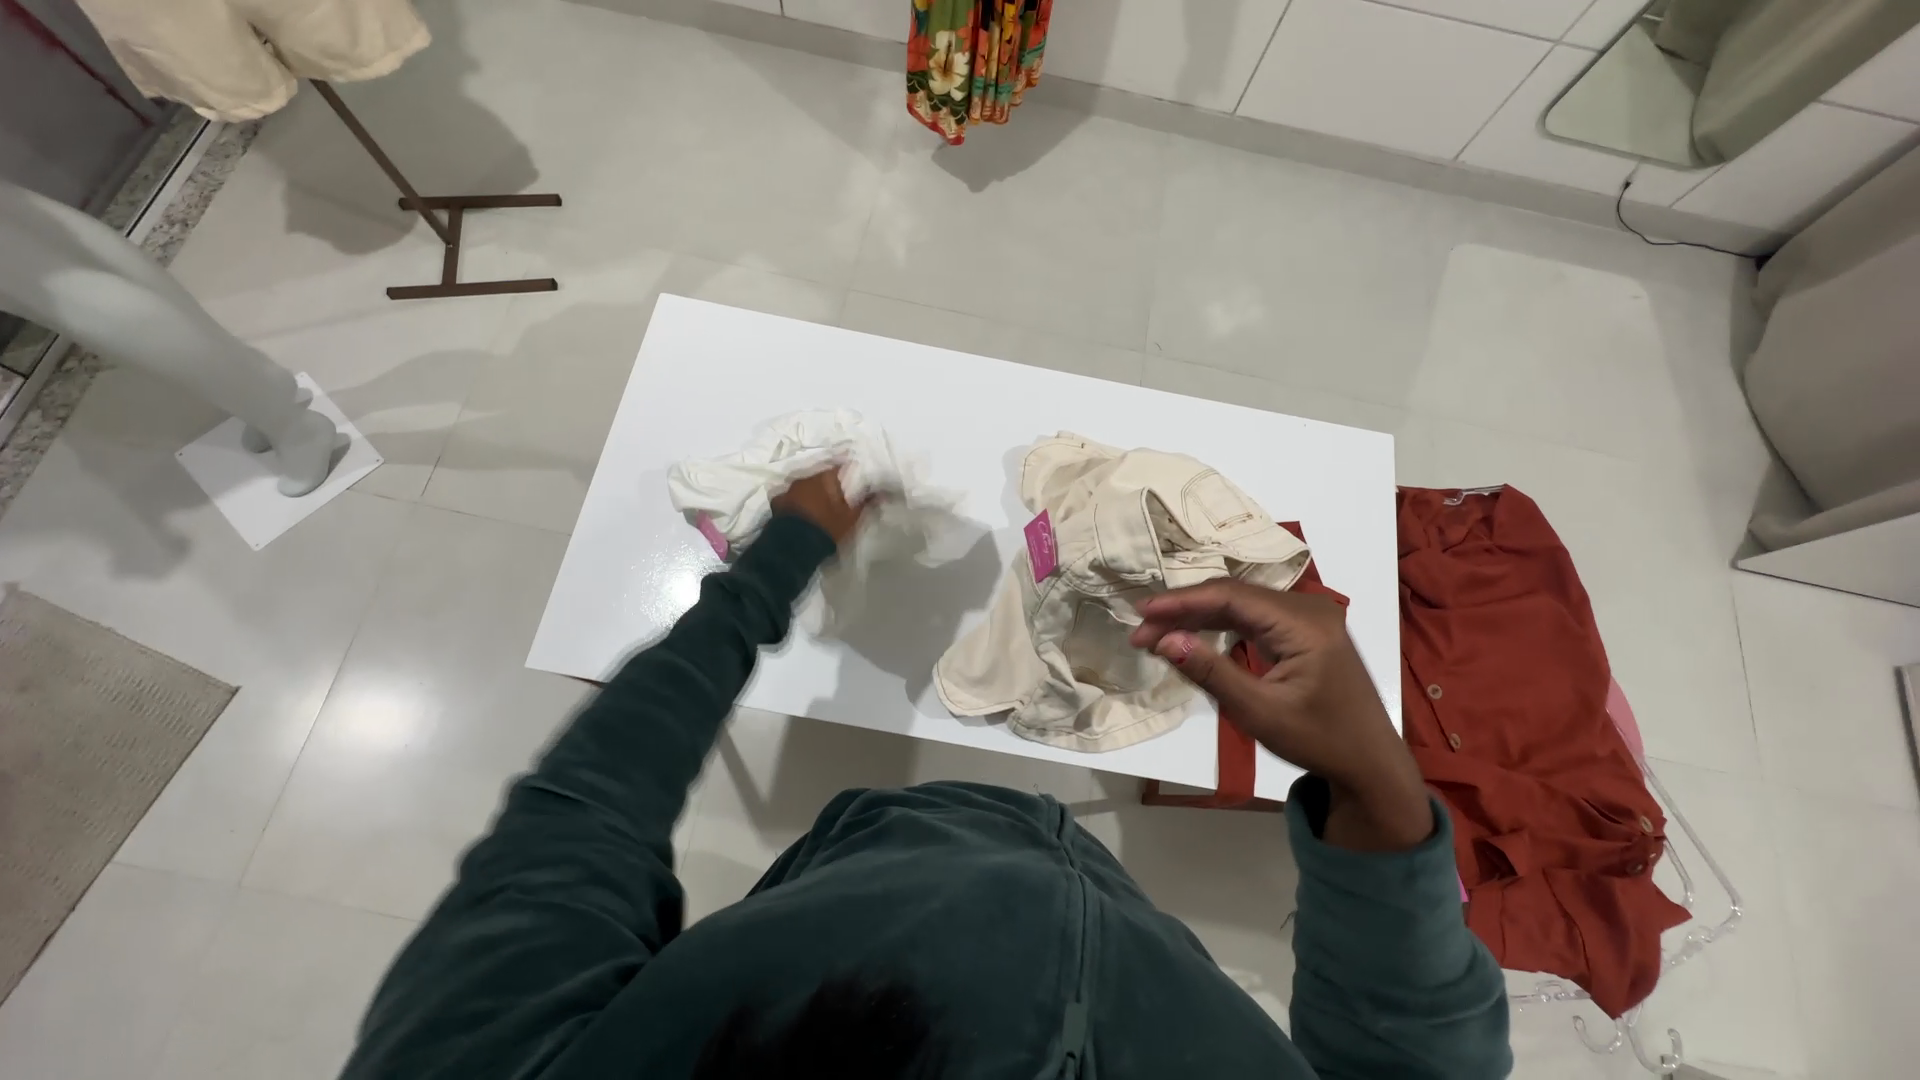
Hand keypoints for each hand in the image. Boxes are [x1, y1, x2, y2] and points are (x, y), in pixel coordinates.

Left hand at [769, 465, 872, 547]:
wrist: (795, 546)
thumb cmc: (827, 527)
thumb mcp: (851, 517)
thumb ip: (866, 502)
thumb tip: (882, 492)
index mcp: (825, 478)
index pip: (841, 467)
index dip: (849, 473)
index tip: (855, 478)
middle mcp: (806, 478)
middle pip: (821, 475)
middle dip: (829, 483)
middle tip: (838, 494)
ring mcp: (789, 489)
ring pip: (805, 485)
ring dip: (812, 491)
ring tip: (820, 504)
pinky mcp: (778, 502)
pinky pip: (790, 497)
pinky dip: (797, 501)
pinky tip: (801, 511)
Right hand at [1130, 581, 1433, 851]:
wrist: (1370, 765)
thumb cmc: (1319, 741)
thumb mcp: (1258, 712)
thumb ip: (1211, 672)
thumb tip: (1164, 640)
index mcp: (1304, 624)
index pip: (1230, 597)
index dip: (1181, 602)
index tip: (1141, 612)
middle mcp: (1308, 609)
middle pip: (1233, 595)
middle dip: (1183, 610)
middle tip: (1141, 630)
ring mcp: (1307, 618)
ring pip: (1239, 604)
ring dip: (1197, 617)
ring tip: (1156, 633)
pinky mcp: (1303, 631)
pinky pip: (1252, 617)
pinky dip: (1218, 625)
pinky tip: (1191, 635)